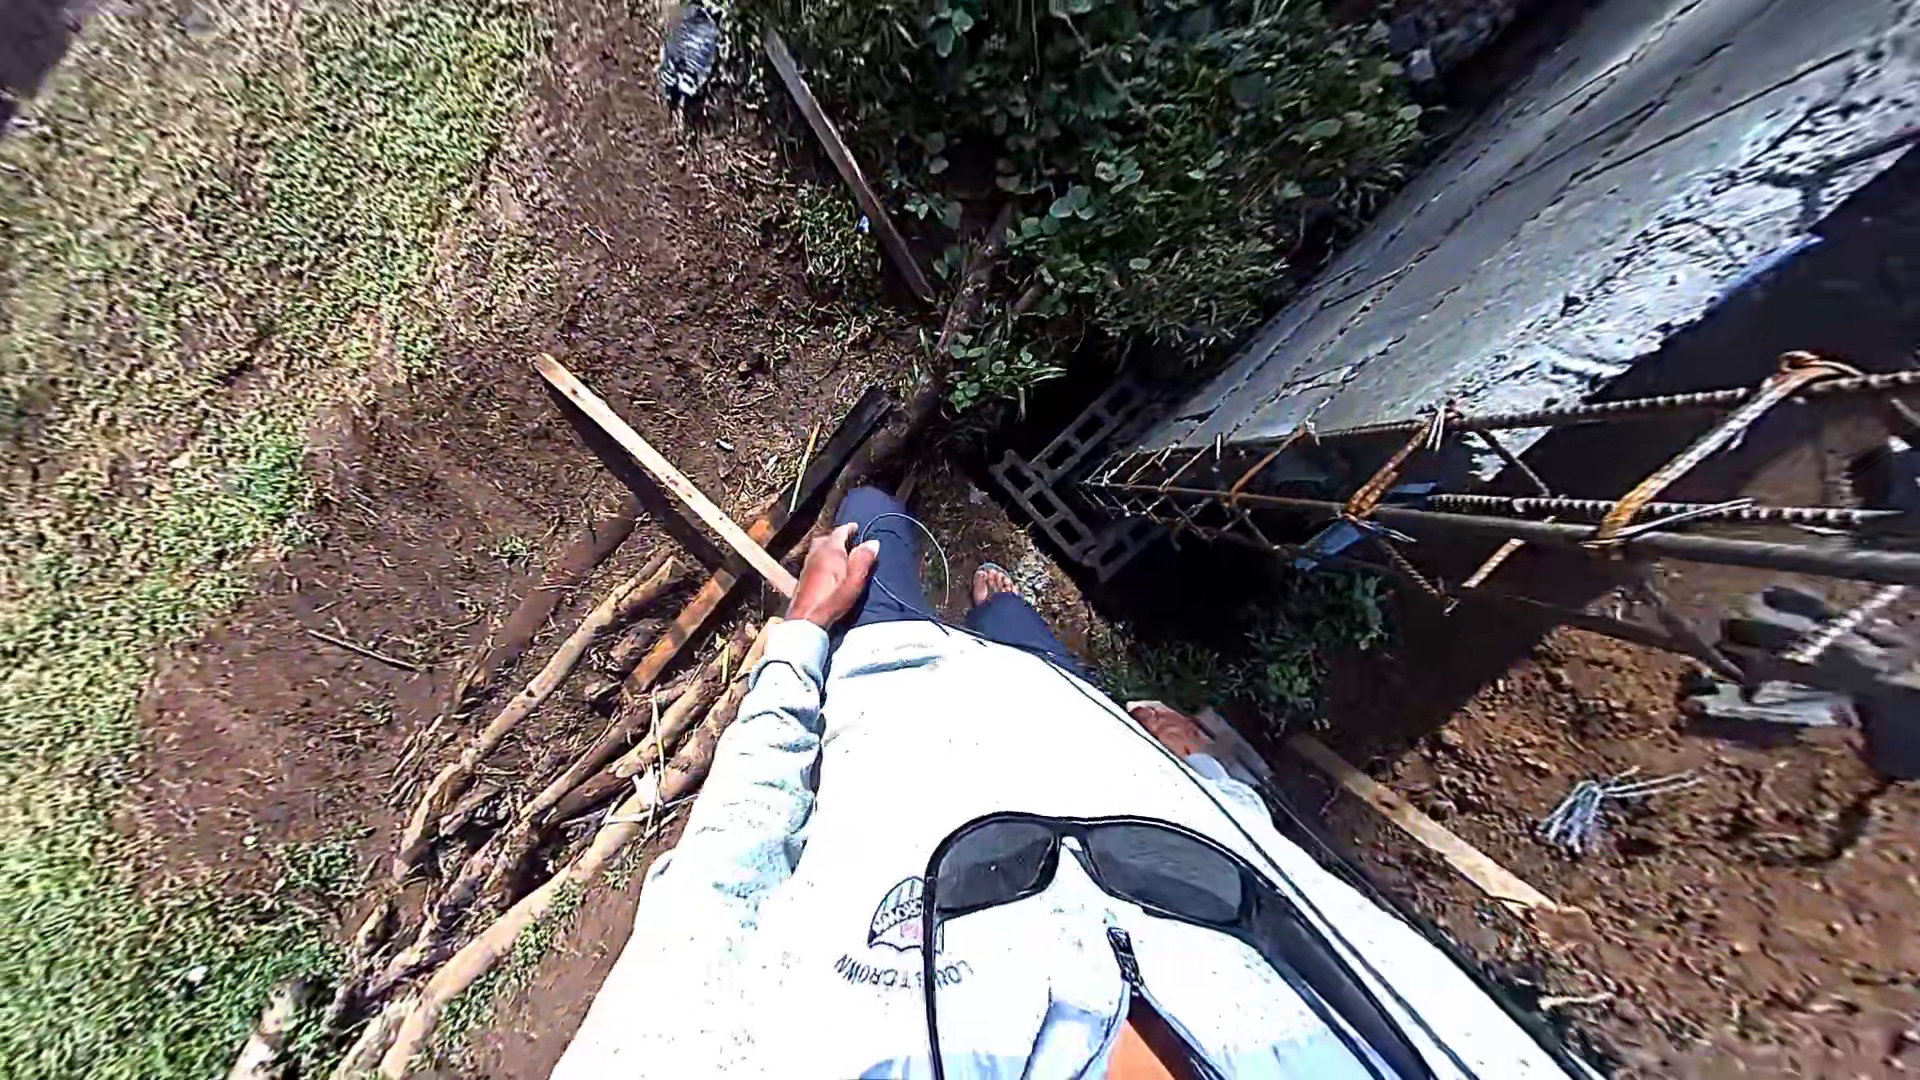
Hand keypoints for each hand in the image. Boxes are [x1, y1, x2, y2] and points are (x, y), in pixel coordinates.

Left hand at [786, 523, 879, 627]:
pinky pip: (814, 557)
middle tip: (849, 539)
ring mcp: (807, 564)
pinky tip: (827, 566)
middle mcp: (816, 552)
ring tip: (839, 551)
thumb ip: (863, 559)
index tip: (856, 527)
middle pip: (826, 537)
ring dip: (828, 546)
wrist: (806, 618)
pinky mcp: (803, 576)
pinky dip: (822, 556)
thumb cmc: (834, 598)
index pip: (840, 531)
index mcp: (830, 549)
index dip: (849, 528)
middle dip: (838, 536)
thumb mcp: (855, 579)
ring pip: (818, 547)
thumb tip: (873, 542)